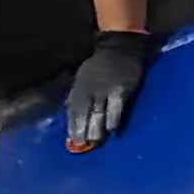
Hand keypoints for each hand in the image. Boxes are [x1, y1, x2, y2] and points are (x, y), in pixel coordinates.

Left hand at [66, 31, 154, 149]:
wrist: (121, 48)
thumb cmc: (102, 65)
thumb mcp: (84, 76)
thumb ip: (79, 93)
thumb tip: (72, 111)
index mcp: (80, 86)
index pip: (73, 109)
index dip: (73, 125)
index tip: (73, 140)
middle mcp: (90, 89)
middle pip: (85, 114)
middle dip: (83, 130)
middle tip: (84, 145)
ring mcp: (105, 90)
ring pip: (99, 113)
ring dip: (97, 129)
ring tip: (96, 142)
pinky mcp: (121, 90)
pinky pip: (116, 108)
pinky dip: (113, 120)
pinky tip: (113, 130)